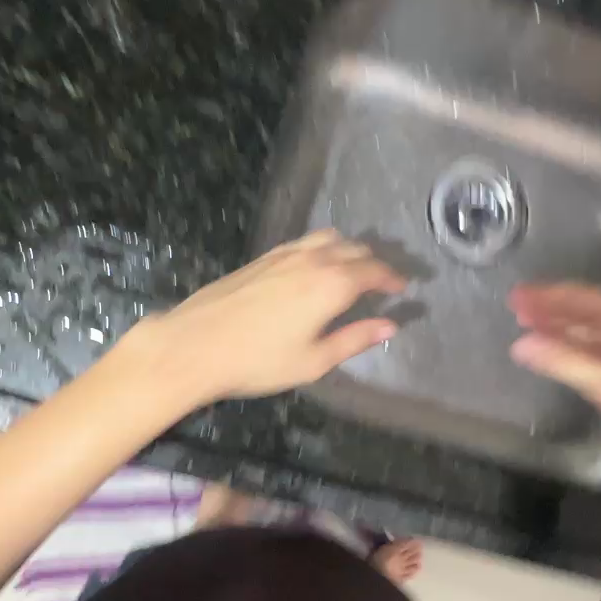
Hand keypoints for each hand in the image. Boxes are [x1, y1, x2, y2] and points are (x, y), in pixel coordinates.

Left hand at [123, 229, 406, 405]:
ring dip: (349, 250)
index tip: (404, 287)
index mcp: (331, 284)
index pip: (373, 271)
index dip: (393, 278)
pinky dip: (322, 248)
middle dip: (375, 263)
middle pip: (354, 250)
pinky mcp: (262, 258)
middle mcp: (312, 260)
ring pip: (329, 239)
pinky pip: (304, 242)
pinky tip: (316, 266)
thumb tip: (391, 326)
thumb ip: (354, 339)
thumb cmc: (258, 362)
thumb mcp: (314, 360)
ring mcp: (285, 255)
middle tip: (384, 281)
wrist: (195, 345)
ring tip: (354, 269)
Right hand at [509, 283, 600, 469]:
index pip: (580, 296)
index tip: (514, 297)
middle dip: (551, 307)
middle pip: (587, 307)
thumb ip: (563, 363)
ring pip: (596, 324)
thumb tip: (519, 345)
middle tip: (516, 309)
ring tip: (531, 326)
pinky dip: (581, 341)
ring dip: (564, 324)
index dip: (545, 296)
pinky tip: (564, 348)